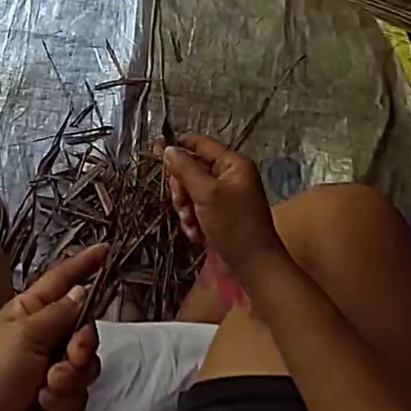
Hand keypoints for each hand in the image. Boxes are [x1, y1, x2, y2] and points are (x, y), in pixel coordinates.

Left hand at [0, 244, 106, 410]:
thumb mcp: (26, 335)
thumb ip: (60, 312)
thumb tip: (81, 289)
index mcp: (29, 309)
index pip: (62, 278)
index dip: (84, 264)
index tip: (106, 250)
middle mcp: (43, 334)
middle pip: (83, 325)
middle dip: (82, 342)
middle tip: (72, 354)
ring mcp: (50, 367)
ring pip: (85, 362)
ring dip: (71, 377)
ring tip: (49, 387)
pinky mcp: (56, 398)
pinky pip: (79, 391)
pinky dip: (64, 400)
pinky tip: (43, 407)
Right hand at [163, 133, 285, 278]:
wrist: (254, 267)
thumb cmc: (233, 226)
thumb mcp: (206, 194)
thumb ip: (185, 169)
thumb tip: (168, 149)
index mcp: (233, 164)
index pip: (200, 144)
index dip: (179, 145)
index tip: (155, 150)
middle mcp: (230, 176)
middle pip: (193, 169)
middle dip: (183, 188)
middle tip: (183, 204)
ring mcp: (226, 196)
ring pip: (192, 191)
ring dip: (186, 207)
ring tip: (192, 223)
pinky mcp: (222, 214)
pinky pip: (198, 208)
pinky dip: (194, 220)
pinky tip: (197, 234)